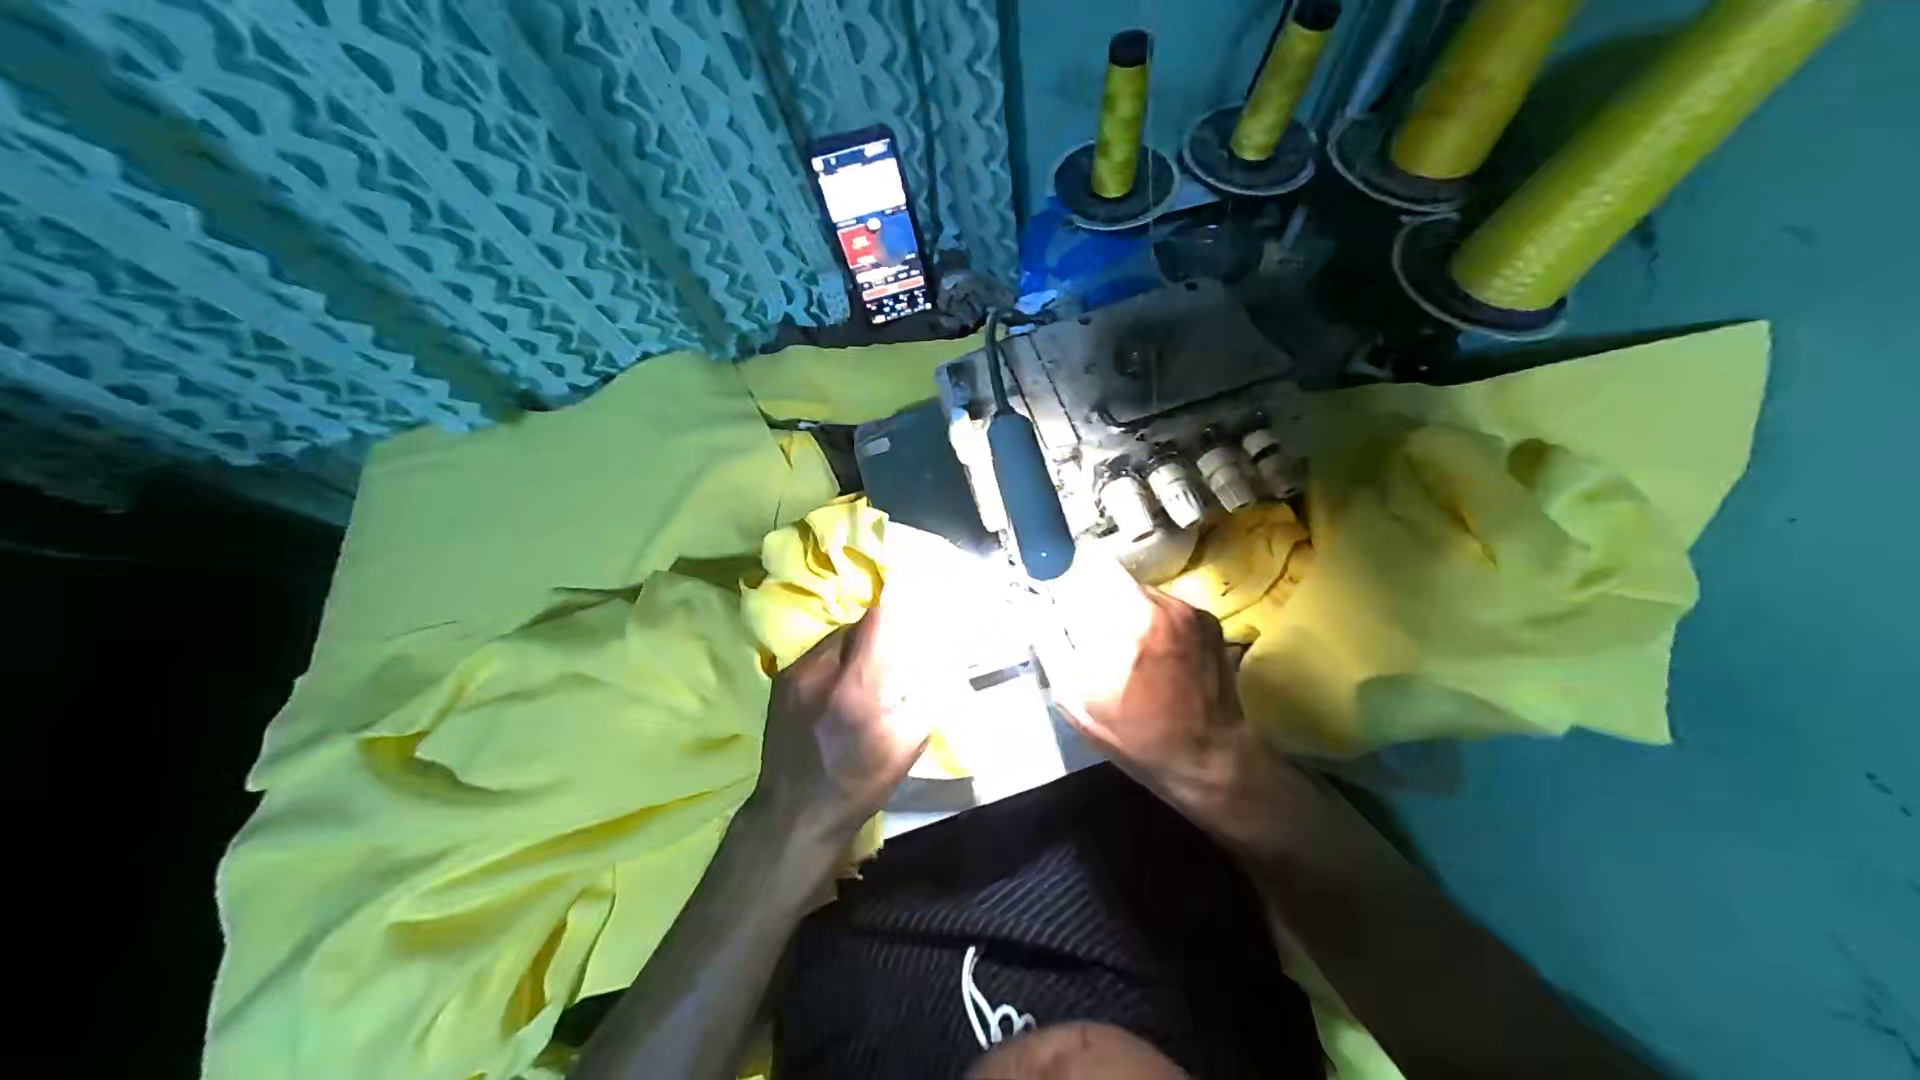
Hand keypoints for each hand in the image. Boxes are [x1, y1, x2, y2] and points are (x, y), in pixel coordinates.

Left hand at [754, 607, 932, 843]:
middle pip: (854, 625)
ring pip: (832, 639)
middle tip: (888, 658)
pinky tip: (836, 688)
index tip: (909, 628)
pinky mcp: (779, 683)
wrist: (795, 812)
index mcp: (855, 688)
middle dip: (875, 636)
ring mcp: (794, 675)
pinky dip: (831, 662)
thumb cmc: (858, 784)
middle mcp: (819, 671)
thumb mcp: (905, 747)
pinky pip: (814, 655)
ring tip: (862, 675)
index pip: (876, 621)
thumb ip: (922, 699)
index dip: (896, 618)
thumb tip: (934, 665)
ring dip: (852, 648)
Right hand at [1046, 566, 1308, 857]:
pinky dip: (1153, 622)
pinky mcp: (1209, 621)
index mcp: (1132, 622)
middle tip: (1089, 628)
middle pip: (1117, 583)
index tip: (1061, 593)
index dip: (1072, 580)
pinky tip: (1152, 653)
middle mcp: (1165, 607)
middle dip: (1098, 602)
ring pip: (1142, 595)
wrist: (1208, 759)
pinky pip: (1167, 608)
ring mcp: (1191, 612)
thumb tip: (1041, 620)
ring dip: (1127, 612)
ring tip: (1124, 646)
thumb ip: (1056, 654)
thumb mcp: (1079, 703)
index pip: (1091, 573)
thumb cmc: (1138, 738)